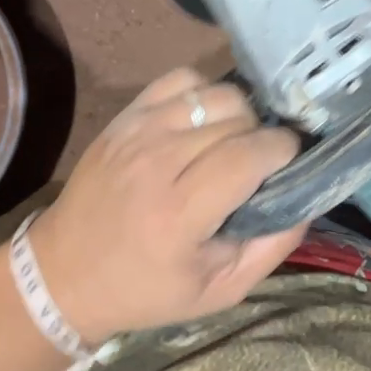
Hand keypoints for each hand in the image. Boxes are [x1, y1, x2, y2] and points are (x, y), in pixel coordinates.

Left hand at [28, 68, 306, 341]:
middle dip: (262, 136)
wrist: (62, 275)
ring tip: (233, 140)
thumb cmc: (146, 289)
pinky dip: (204, 93)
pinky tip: (204, 121)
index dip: (282, 150)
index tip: (289, 161)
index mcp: (180, 213)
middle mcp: (157, 163)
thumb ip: (272, 248)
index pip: (248, 154)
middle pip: (238, 119)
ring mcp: (138, 131)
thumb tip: (308, 199)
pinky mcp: (126, 116)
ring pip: (216, 94)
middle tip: (259, 162)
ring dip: (238, 114)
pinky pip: (182, 79)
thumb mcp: (219, 291)